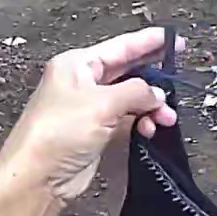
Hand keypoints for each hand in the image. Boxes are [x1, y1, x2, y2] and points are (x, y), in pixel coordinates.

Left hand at [0, 27, 179, 198]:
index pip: (120, 47)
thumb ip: (136, 92)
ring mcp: (88, 108)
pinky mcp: (94, 132)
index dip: (148, 42)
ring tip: (167, 116)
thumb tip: (157, 93)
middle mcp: (82, 83)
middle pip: (126, 71)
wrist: (37, 177)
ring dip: (151, 105)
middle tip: (178, 72)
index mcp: (77, 64)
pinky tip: (150, 129)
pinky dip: (140, 122)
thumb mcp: (102, 103)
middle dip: (153, 76)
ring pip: (129, 98)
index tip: (172, 38)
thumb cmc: (59, 132)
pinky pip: (125, 120)